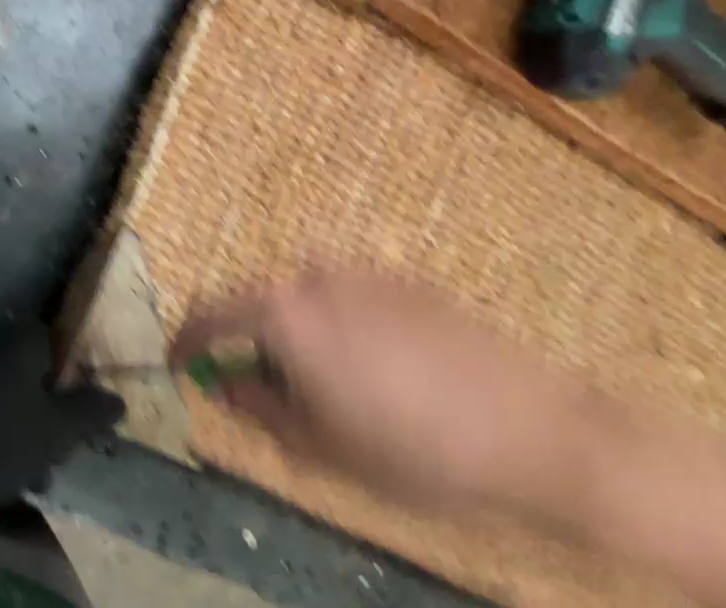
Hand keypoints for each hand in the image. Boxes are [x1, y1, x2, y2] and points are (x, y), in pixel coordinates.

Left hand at [0, 320, 122, 548]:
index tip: (69, 414)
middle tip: (46, 448)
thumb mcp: (55, 433)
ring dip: (8, 417)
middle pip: (20, 365)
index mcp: (14, 338)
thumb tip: (116, 397)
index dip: (64, 378)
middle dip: (35, 404)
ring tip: (18, 466)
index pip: (50, 342)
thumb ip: (89, 411)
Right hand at [169, 270, 593, 518]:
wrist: (547, 438)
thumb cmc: (416, 451)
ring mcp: (366, 274)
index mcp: (281, 313)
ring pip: (306, 298)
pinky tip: (377, 366)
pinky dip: (343, 323)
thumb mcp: (320, 447)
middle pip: (257, 302)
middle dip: (249, 340)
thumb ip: (258, 407)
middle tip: (260, 384)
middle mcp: (313, 278)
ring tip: (324, 378)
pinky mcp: (412, 283)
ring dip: (297, 330)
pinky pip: (352, 297)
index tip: (178, 362)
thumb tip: (228, 384)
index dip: (186, 342)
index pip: (208, 316)